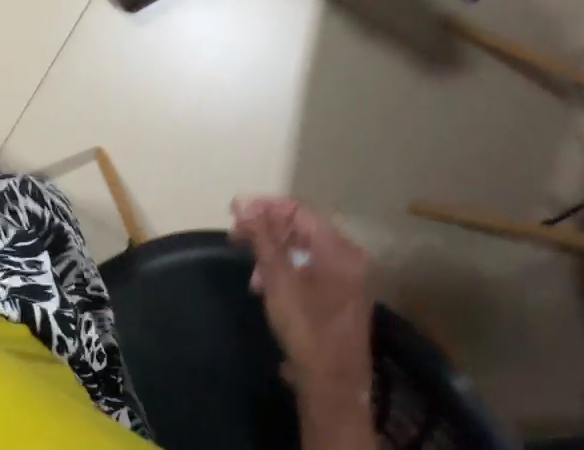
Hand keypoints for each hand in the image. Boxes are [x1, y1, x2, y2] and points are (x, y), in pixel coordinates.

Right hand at [231, 196, 372, 399]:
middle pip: (301, 226)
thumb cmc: (305, 325)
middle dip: (265, 229)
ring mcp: (348, 276)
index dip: (264, 206)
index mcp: (339, 249)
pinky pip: (310, 264)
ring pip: (303, 246)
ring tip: (251, 269)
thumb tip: (242, 202)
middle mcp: (349, 256)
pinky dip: (286, 266)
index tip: (234, 213)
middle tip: (235, 237)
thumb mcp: (278, 277)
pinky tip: (266, 283)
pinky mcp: (341, 292)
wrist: (333, 380)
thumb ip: (262, 236)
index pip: (298, 209)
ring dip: (272, 250)